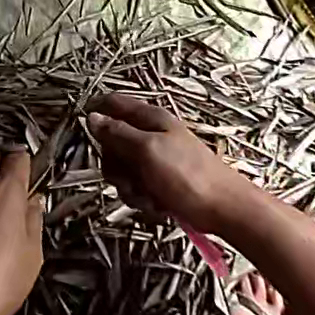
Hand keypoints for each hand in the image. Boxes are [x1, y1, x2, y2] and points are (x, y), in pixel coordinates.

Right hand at [86, 93, 255, 232]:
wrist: (225, 210)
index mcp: (149, 119)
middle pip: (112, 143)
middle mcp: (151, 135)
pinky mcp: (161, 182)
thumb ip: (117, 133)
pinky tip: (158, 205)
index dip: (96, 116)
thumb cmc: (188, 176)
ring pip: (122, 170)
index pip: (112, 104)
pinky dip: (143, 199)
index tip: (89, 137)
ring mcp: (156, 159)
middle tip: (129, 177)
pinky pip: (137, 188)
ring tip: (149, 196)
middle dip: (115, 166)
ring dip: (130, 188)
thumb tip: (92, 117)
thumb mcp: (147, 150)